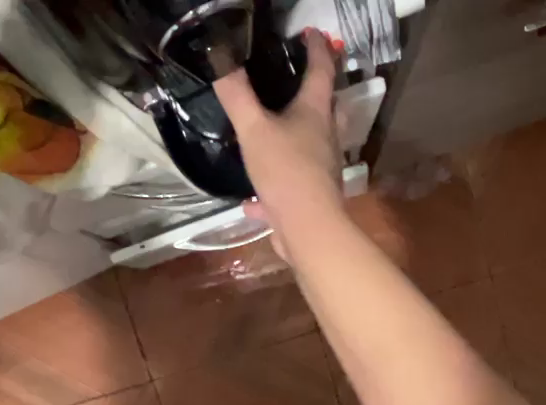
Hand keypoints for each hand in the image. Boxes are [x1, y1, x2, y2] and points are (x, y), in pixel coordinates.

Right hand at [215, 29, 342, 237]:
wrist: (308, 230)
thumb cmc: (287, 172)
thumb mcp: (254, 130)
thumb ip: (237, 96)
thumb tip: (220, 58)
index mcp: (316, 113)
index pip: (321, 70)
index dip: (316, 48)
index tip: (310, 33)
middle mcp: (325, 138)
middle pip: (323, 109)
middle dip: (312, 93)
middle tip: (294, 83)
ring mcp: (320, 170)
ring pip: (309, 147)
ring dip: (294, 138)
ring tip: (272, 134)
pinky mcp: (310, 199)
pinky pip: (289, 186)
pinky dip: (271, 189)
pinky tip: (251, 202)